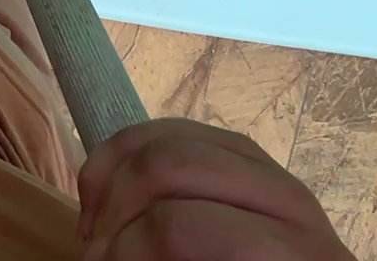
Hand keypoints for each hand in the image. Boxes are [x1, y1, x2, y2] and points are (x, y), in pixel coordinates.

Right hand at [77, 119, 355, 260]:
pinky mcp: (244, 151)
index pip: (176, 226)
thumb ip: (171, 255)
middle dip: (112, 206)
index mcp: (286, 253)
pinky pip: (173, 129)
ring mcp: (265, 165)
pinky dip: (128, 151)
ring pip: (164, 136)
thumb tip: (103, 254)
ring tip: (92, 219)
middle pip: (168, 166)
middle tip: (89, 249)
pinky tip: (109, 186)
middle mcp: (284, 198)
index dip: (124, 249)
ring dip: (112, 173)